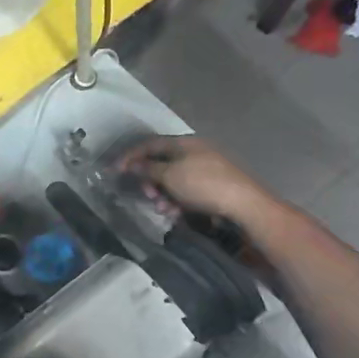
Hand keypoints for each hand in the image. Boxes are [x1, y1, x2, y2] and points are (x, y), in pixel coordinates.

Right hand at [116, 135, 283, 228]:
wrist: (243, 203)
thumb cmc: (203, 184)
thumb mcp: (171, 176)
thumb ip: (149, 169)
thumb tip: (132, 164)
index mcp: (185, 143)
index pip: (151, 144)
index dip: (131, 156)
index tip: (115, 170)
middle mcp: (194, 152)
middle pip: (162, 164)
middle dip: (150, 181)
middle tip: (148, 195)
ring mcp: (205, 170)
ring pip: (173, 181)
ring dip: (163, 196)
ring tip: (164, 210)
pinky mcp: (212, 188)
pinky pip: (186, 192)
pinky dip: (178, 202)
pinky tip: (177, 214)